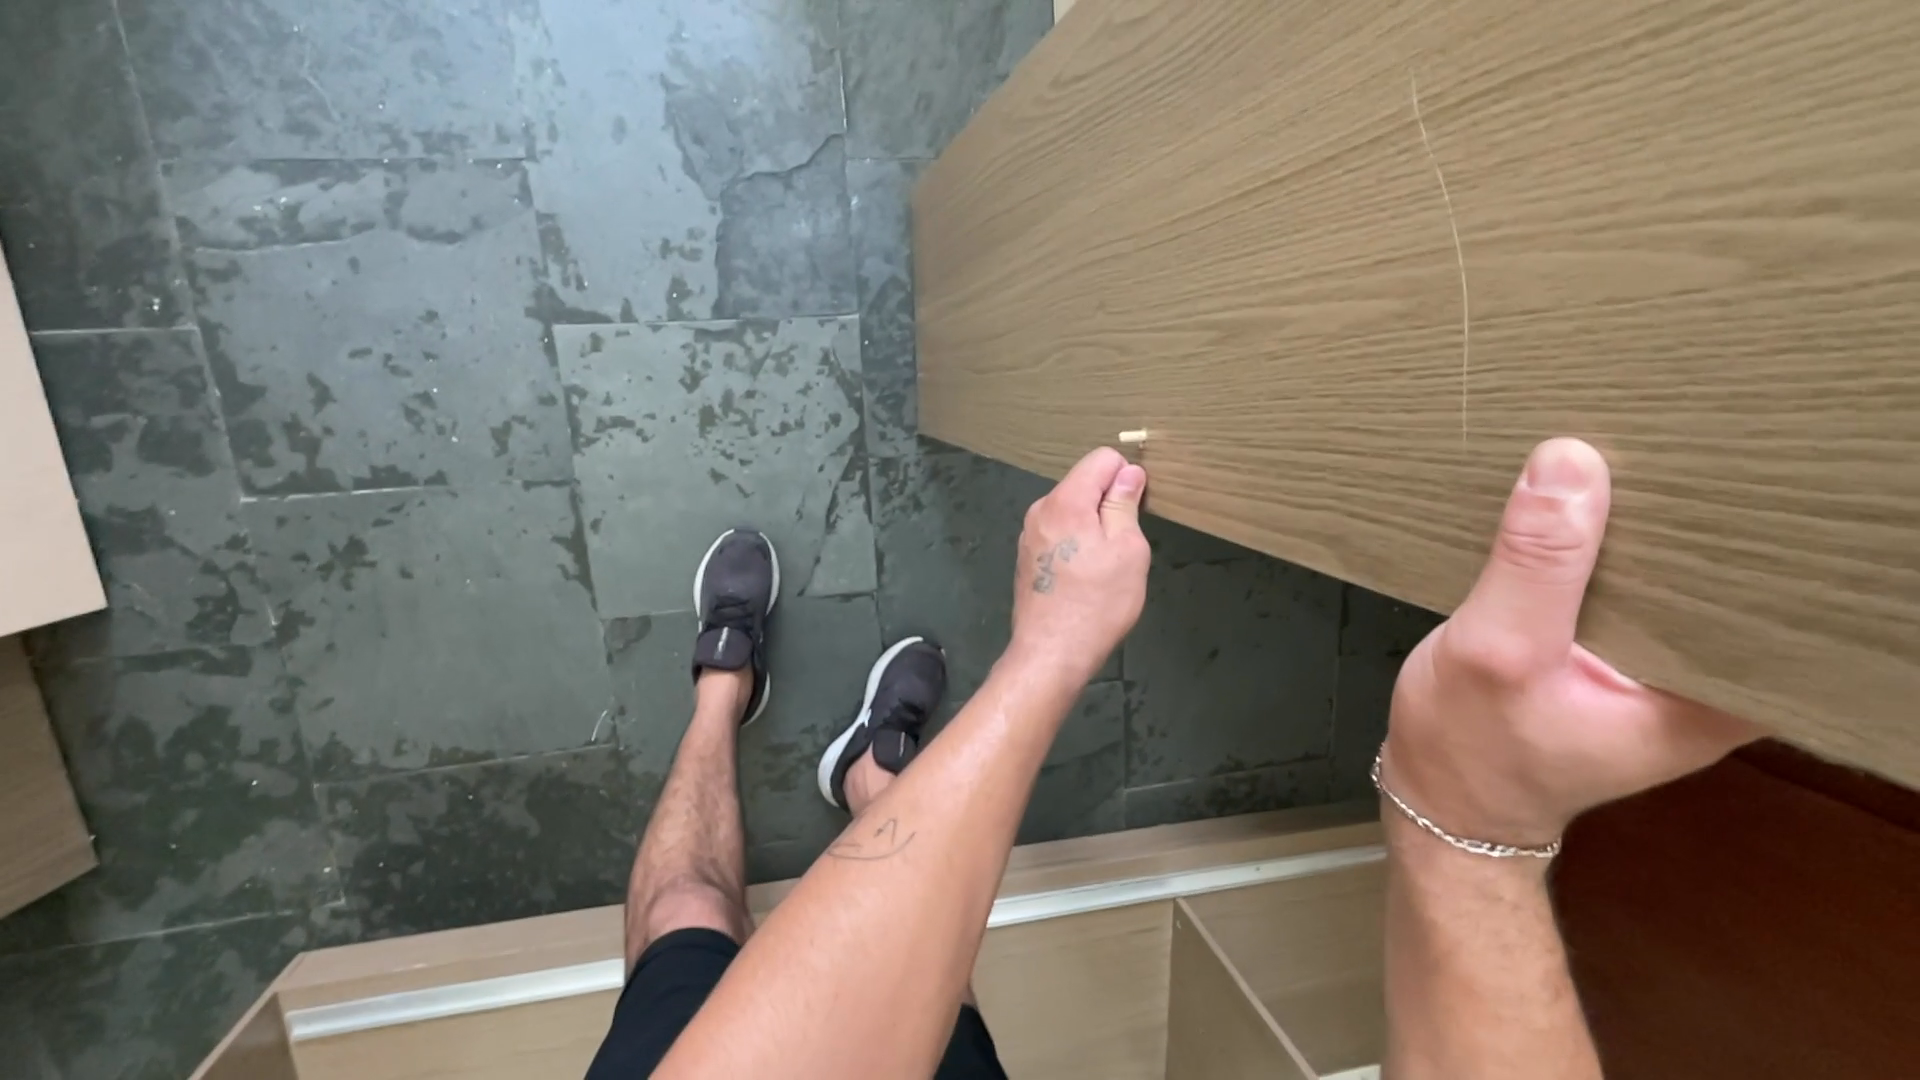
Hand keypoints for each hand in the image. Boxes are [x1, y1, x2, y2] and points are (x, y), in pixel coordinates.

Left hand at [1009, 447, 1151, 683]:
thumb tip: (1129, 472)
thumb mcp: (1127, 550)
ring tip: (1104, 567)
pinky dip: (1076, 544)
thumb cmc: (1097, 603)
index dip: (1127, 476)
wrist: (1051, 653)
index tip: (1136, 510)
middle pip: (1084, 484)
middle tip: (1123, 546)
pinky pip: (1059, 534)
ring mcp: (1029, 534)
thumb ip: (1125, 504)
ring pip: (1072, 511)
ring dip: (1093, 527)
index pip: (1101, 459)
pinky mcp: (1027, 557)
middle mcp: (1040, 510)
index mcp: (1065, 501)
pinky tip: (1084, 578)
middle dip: (1108, 504)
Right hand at [1384, 438, 1762, 847]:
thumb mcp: (1494, 652)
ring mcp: (1654, 660)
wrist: (1437, 796)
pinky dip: (1591, 545)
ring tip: (1619, 454)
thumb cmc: (1470, 746)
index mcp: (1718, 691)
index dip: (1740, 516)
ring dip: (1630, 523)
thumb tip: (1569, 460)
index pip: (1763, 584)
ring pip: (1660, 570)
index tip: (1708, 448)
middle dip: (1680, 510)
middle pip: (1714, 570)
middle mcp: (1704, 672)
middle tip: (1655, 431)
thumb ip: (1533, 566)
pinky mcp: (1606, 647)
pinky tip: (1571, 509)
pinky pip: (1615, 580)